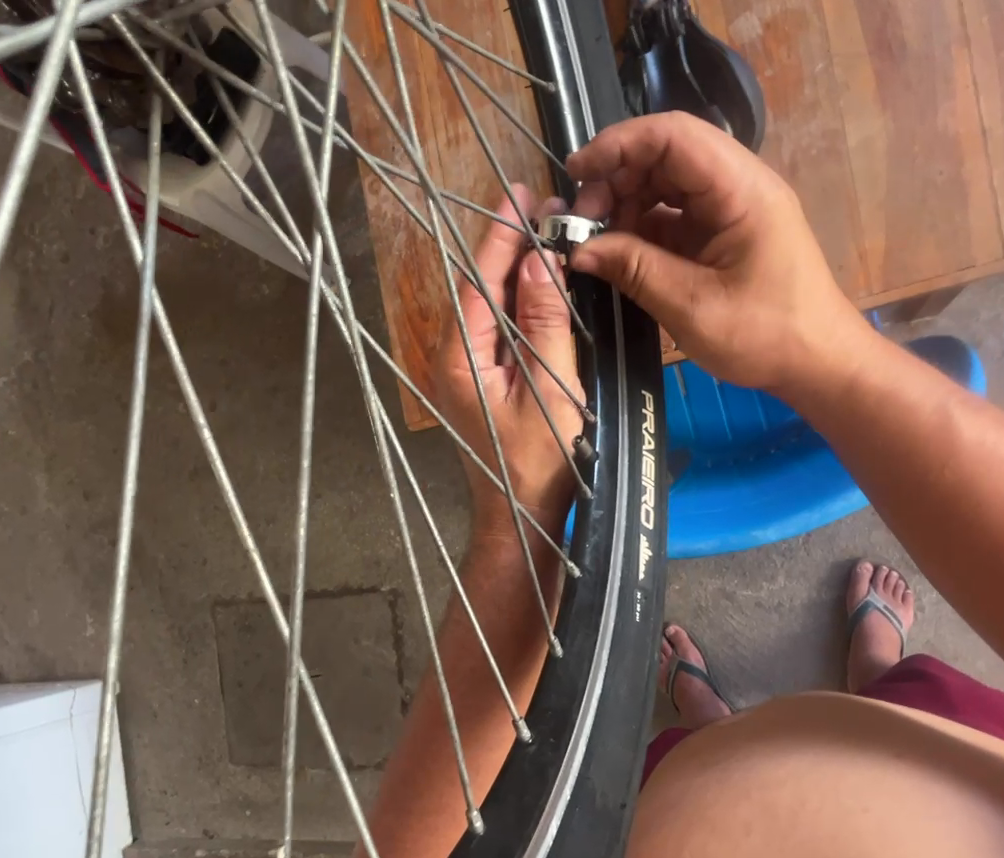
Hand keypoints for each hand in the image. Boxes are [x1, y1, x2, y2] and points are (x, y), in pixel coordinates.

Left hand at [430, 185, 584, 542]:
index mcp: (460, 359)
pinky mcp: (480, 383)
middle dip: (510, 247)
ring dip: (517, 272)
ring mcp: (464, 372)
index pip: (478, 282)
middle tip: (544, 207)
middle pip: (480, 289)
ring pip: (489, 308)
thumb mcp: (550, 389)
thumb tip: (542, 260)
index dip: (500, 236)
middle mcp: (453, 359)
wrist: (521, 518)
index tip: (522, 194)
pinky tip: (542, 285)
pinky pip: (498, 331)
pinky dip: (520, 304)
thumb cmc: (540, 464)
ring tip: (546, 234)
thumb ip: (545, 323)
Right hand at [567, 113, 873, 394]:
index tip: (576, 173)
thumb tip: (578, 250)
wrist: (817, 363)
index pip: (673, 136)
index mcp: (741, 189)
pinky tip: (618, 253)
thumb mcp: (692, 307)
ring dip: (625, 204)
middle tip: (582, 223)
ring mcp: (730, 210)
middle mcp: (737, 186)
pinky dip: (641, 228)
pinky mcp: (722, 235)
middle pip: (666, 154)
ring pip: (665, 184)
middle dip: (616, 178)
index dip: (618, 144)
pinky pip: (673, 216)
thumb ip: (635, 270)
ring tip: (595, 241)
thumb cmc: (765, 335)